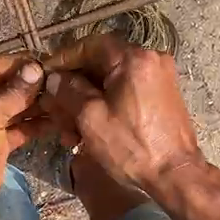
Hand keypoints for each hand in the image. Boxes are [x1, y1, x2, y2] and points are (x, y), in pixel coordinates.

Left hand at [0, 55, 47, 216]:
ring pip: (15, 109)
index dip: (16, 64)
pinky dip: (35, 125)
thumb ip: (12, 94)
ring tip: (61, 98)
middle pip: (5, 88)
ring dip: (36, 104)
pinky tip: (55, 120)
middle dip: (30, 85)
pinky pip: (19, 129)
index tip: (43, 62)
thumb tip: (34, 69)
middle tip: (58, 81)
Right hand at [43, 34, 205, 193]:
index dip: (63, 58)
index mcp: (134, 59)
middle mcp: (150, 60)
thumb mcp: (91, 118)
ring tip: (69, 131)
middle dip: (73, 88)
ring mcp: (159, 78)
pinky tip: (89, 130)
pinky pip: (125, 93)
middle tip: (54, 110)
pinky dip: (105, 106)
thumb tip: (54, 78)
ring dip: (86, 101)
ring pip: (111, 82)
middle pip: (100, 64)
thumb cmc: (131, 147)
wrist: (175, 175)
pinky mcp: (161, 96)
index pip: (90, 45)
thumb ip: (69, 91)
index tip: (44, 74)